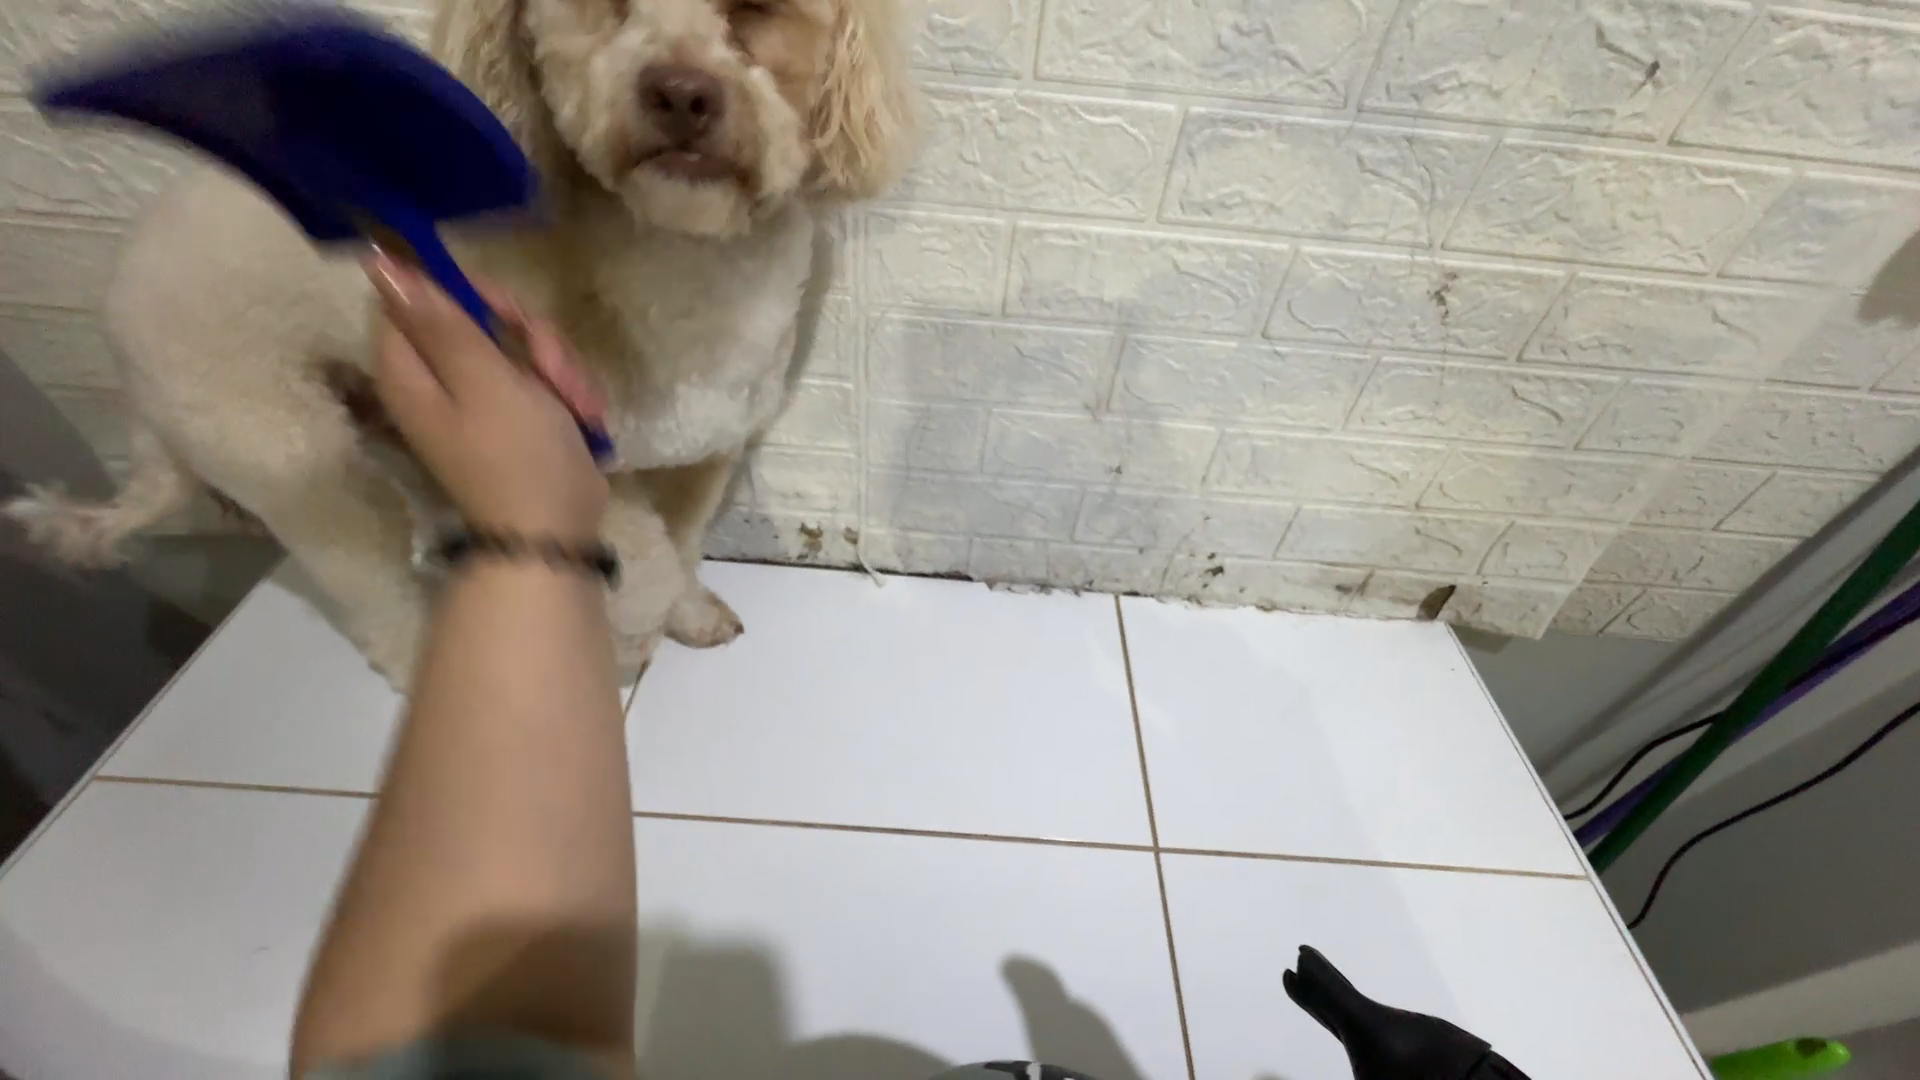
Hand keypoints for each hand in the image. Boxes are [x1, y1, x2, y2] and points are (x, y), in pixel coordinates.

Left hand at [364, 254, 607, 540]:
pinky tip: (585, 416)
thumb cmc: (518, 454)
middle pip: (478, 321)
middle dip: (528, 335)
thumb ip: (440, 321)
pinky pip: (546, 381)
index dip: (462, 294)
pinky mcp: (525, 418)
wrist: (555, 529)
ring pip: (523, 350)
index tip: (504, 310)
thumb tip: (376, 259)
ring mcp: (486, 401)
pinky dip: (569, 394)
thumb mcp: (485, 381)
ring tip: (576, 402)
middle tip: (549, 360)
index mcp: (413, 370)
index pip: (415, 300)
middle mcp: (442, 381)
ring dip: (560, 368)